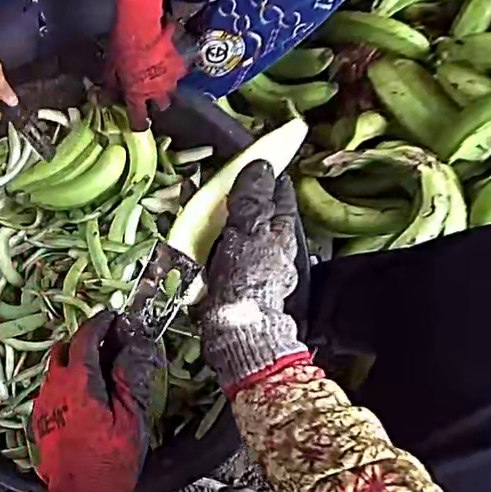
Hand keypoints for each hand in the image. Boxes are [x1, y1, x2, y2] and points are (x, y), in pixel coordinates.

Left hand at [25, 310, 162, 491]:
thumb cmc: (110, 462)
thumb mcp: (130, 418)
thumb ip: (128, 377)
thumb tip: (132, 346)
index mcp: (78, 382)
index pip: (85, 338)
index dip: (100, 323)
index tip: (113, 316)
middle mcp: (54, 386)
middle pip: (65, 348)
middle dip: (85, 339)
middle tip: (109, 342)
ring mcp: (43, 403)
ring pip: (56, 367)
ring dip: (75, 360)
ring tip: (99, 369)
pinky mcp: (39, 418)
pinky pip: (52, 387)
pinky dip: (67, 381)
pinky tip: (86, 394)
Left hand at [105, 0, 185, 130]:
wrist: (142, 28)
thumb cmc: (122, 49)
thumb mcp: (110, 69)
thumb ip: (110, 87)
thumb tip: (103, 101)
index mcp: (138, 96)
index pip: (139, 119)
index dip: (138, 124)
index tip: (138, 123)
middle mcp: (157, 92)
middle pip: (162, 106)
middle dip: (157, 102)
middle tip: (151, 93)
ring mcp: (171, 79)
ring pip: (172, 89)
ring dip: (166, 85)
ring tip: (160, 75)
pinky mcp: (180, 65)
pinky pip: (178, 72)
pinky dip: (173, 69)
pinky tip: (167, 61)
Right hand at [196, 160, 306, 391]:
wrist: (236, 331)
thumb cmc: (244, 278)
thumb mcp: (246, 229)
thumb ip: (251, 198)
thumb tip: (261, 164)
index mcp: (281, 230)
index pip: (279, 192)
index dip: (268, 174)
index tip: (254, 160)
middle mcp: (277, 248)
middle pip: (263, 214)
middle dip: (248, 199)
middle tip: (226, 184)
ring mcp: (262, 268)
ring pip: (248, 234)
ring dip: (233, 222)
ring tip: (212, 210)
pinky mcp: (244, 286)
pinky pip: (233, 255)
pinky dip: (222, 245)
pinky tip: (209, 247)